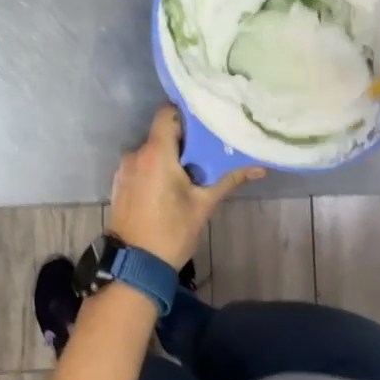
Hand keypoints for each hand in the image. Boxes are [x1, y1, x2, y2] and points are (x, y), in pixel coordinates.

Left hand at [110, 106, 262, 268]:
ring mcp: (124, 169)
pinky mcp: (120, 183)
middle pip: (161, 134)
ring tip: (193, 171)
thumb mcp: (203, 205)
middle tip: (209, 150)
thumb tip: (258, 166)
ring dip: (170, 158)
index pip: (167, 114)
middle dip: (184, 141)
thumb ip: (228, 180)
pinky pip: (141, 166)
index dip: (186, 114)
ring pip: (151, 151)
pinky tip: (172, 186)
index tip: (206, 123)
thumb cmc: (171, 232)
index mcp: (155, 154)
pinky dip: (156, 170)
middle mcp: (135, 155)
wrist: (135, 265)